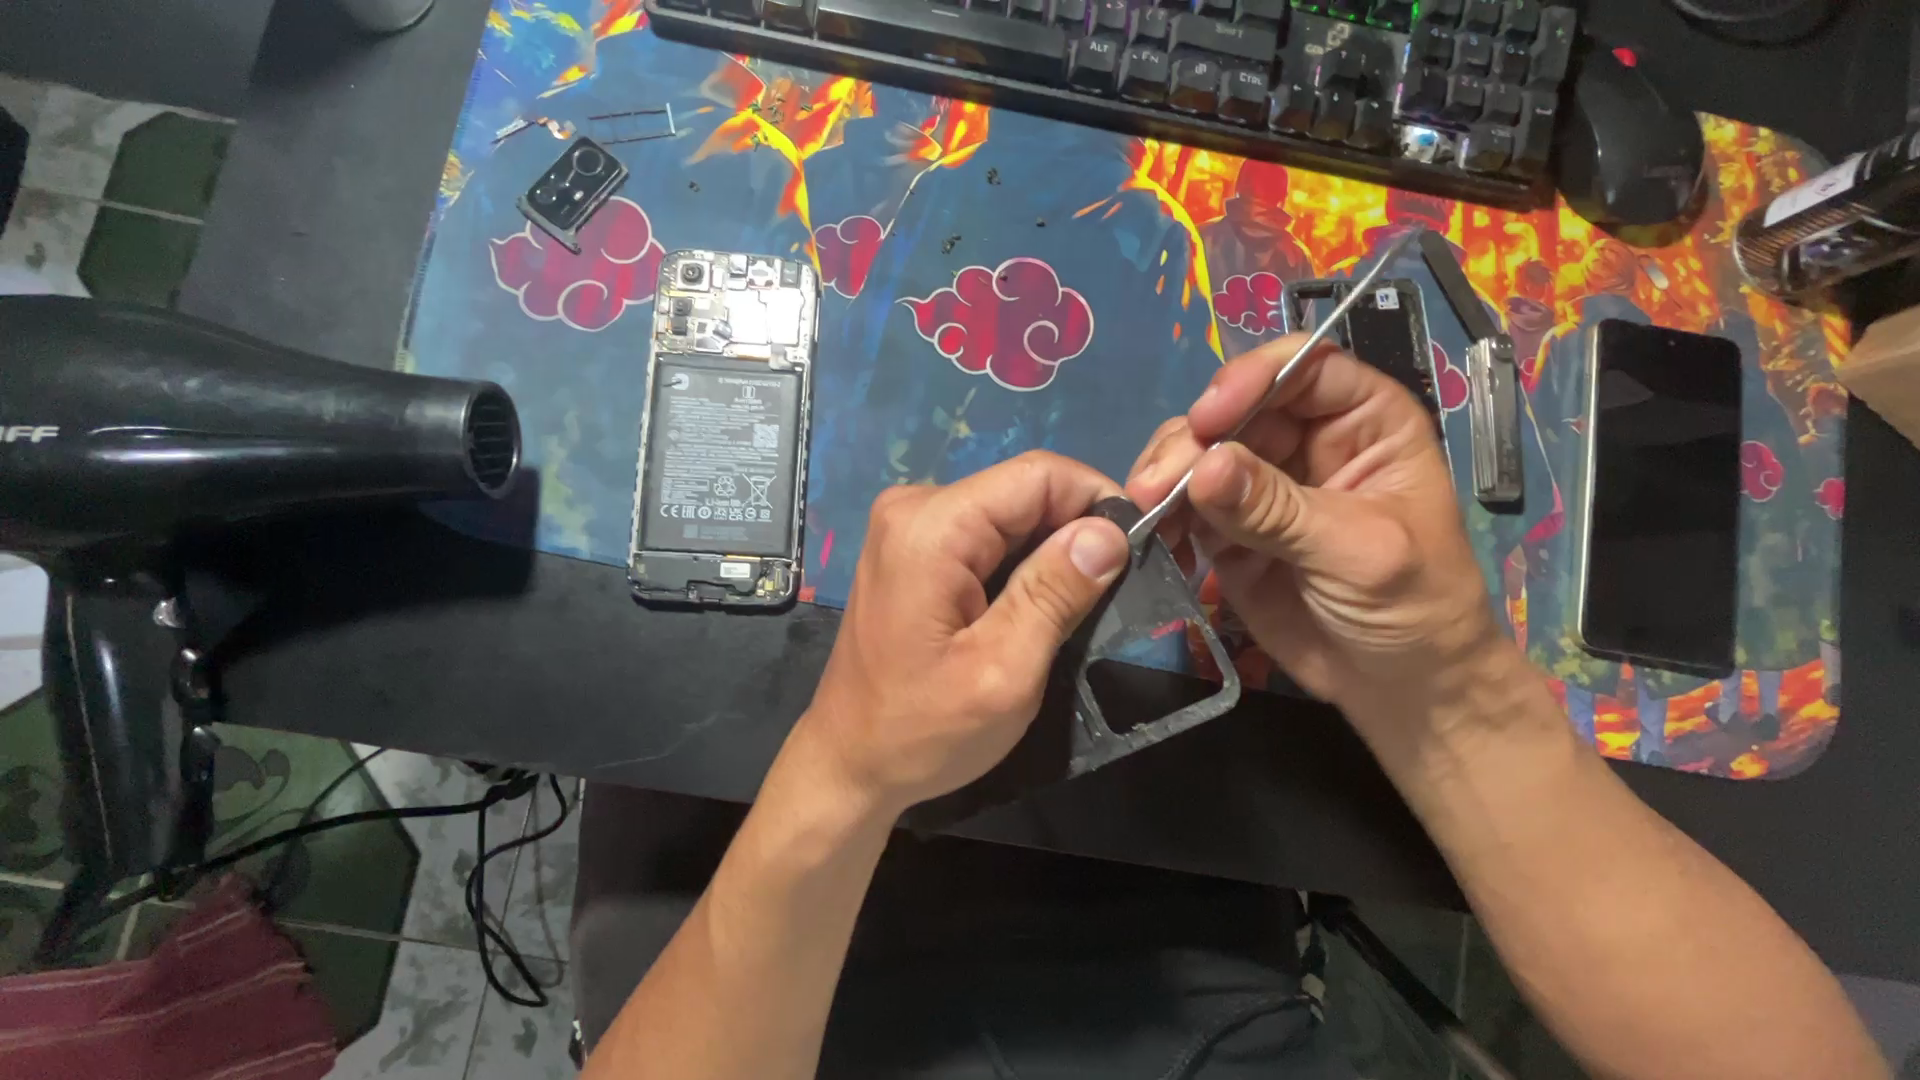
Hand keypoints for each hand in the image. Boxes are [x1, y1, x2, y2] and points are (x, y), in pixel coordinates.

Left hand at [793, 451, 1129, 817]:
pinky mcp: (913, 550)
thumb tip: (1111, 531)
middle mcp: (914, 508)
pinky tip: (1035, 606)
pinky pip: (985, 536)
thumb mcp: (1003, 672)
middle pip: (1023, 490)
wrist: (849, 762)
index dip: (1097, 500)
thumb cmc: (922, 731)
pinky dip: (1021, 563)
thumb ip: (1055, 593)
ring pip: (1009, 513)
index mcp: (931, 526)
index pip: (1039, 474)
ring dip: (1051, 551)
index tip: (1135, 551)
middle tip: (1113, 591)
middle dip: (1076, 530)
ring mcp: (908, 527)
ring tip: (1079, 605)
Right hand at [1125, 335, 1501, 722]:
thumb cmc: (1414, 607)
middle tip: (1156, 486)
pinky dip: (1162, 515)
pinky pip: (1183, 505)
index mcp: (1363, 422)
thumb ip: (1279, 509)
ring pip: (1199, 452)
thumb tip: (1205, 466)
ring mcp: (1260, 485)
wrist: (1399, 687)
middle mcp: (1305, 441)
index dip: (1252, 378)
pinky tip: (1153, 537)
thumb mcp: (1358, 551)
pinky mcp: (1227, 530)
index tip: (1208, 417)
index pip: (1303, 369)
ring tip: (1147, 509)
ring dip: (1166, 473)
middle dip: (1191, 438)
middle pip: (1234, 408)